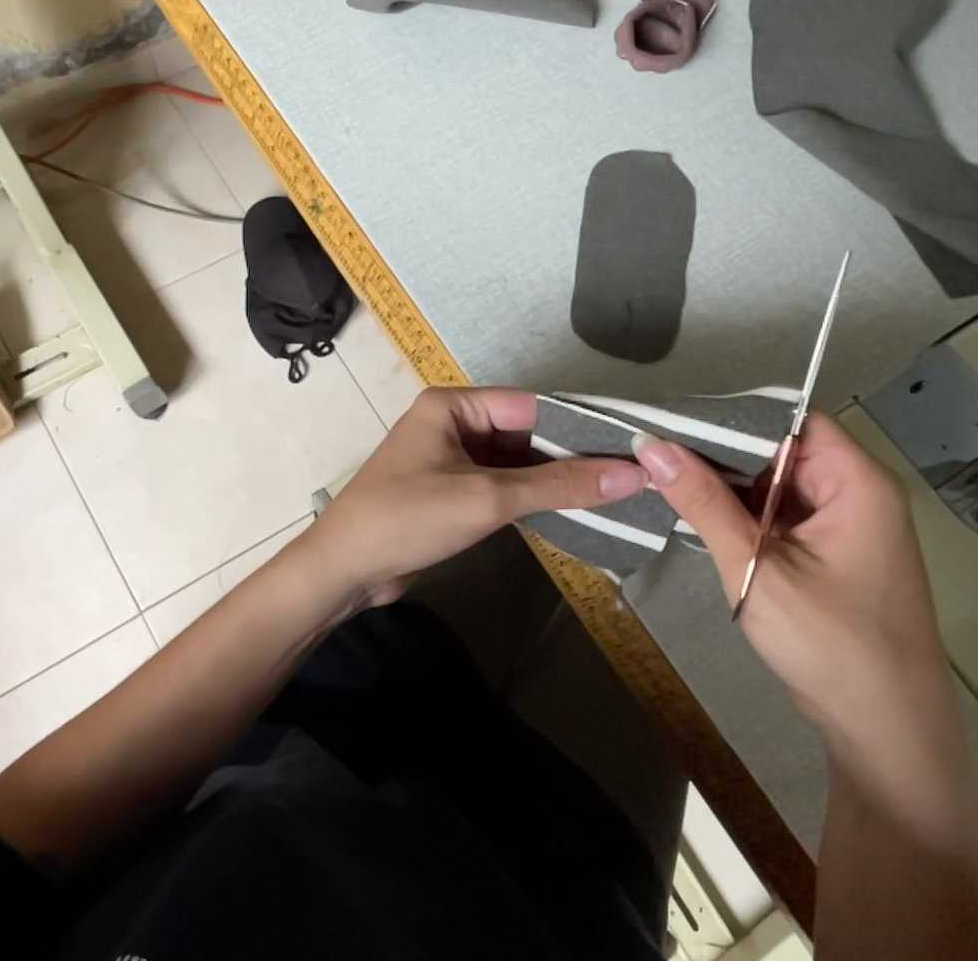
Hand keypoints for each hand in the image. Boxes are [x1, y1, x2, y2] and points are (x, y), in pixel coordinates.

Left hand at [296, 387, 648, 608]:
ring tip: (613, 495)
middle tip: (631, 478)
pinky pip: (498, 485)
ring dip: (552, 480)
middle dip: (569, 456)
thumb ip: (558, 484)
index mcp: (452, 406)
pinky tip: (568, 511)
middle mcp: (451, 424)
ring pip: (514, 462)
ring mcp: (448, 459)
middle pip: (525, 433)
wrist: (343, 570)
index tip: (634, 448)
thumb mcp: (486, 498)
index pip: (531, 406)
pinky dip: (528, 498)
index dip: (581, 427)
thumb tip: (632, 473)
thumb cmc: (408, 519)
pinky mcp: (447, 492)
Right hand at [632, 414, 953, 750]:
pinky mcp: (830, 554)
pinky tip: (699, 514)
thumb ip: (703, 503)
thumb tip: (651, 445)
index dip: (735, 416)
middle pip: (783, 449)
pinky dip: (744, 514)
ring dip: (729, 486)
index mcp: (857, 483)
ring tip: (665, 476)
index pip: (793, 420)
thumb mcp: (755, 568)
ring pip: (778, 484)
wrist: (884, 731)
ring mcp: (845, 526)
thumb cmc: (830, 645)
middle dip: (722, 452)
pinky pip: (782, 515)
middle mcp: (857, 494)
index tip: (673, 421)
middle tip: (656, 451)